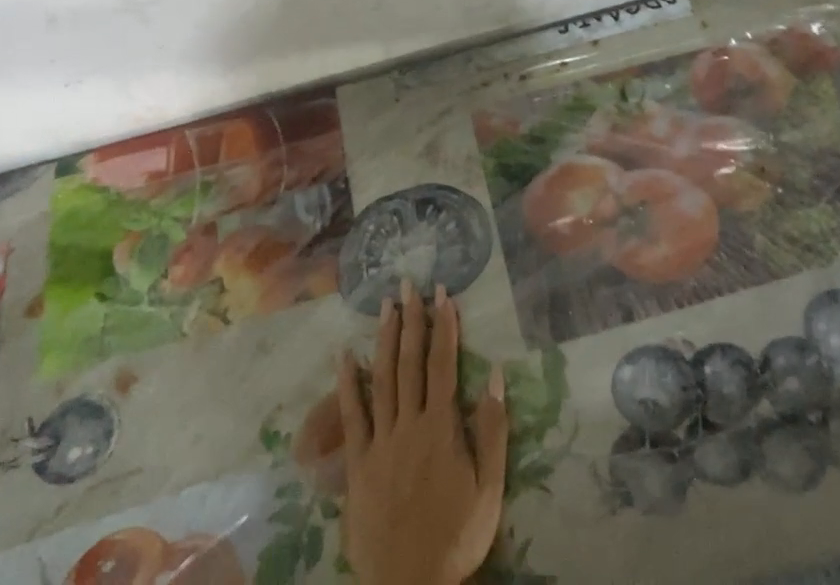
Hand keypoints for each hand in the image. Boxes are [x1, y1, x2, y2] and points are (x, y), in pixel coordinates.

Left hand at [338, 280, 507, 584]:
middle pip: (409, 363)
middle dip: (412, 320)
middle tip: (410, 284)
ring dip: (384, 339)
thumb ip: (491, 429)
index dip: (444, 327)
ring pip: (381, 379)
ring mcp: (379, 442)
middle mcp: (408, 425)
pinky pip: (351, 415)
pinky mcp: (357, 462)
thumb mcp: (490, 486)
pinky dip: (347, 383)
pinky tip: (344, 356)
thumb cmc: (458, 535)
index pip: (443, 365)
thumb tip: (494, 375)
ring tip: (385, 305)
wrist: (410, 581)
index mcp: (442, 428)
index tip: (444, 294)